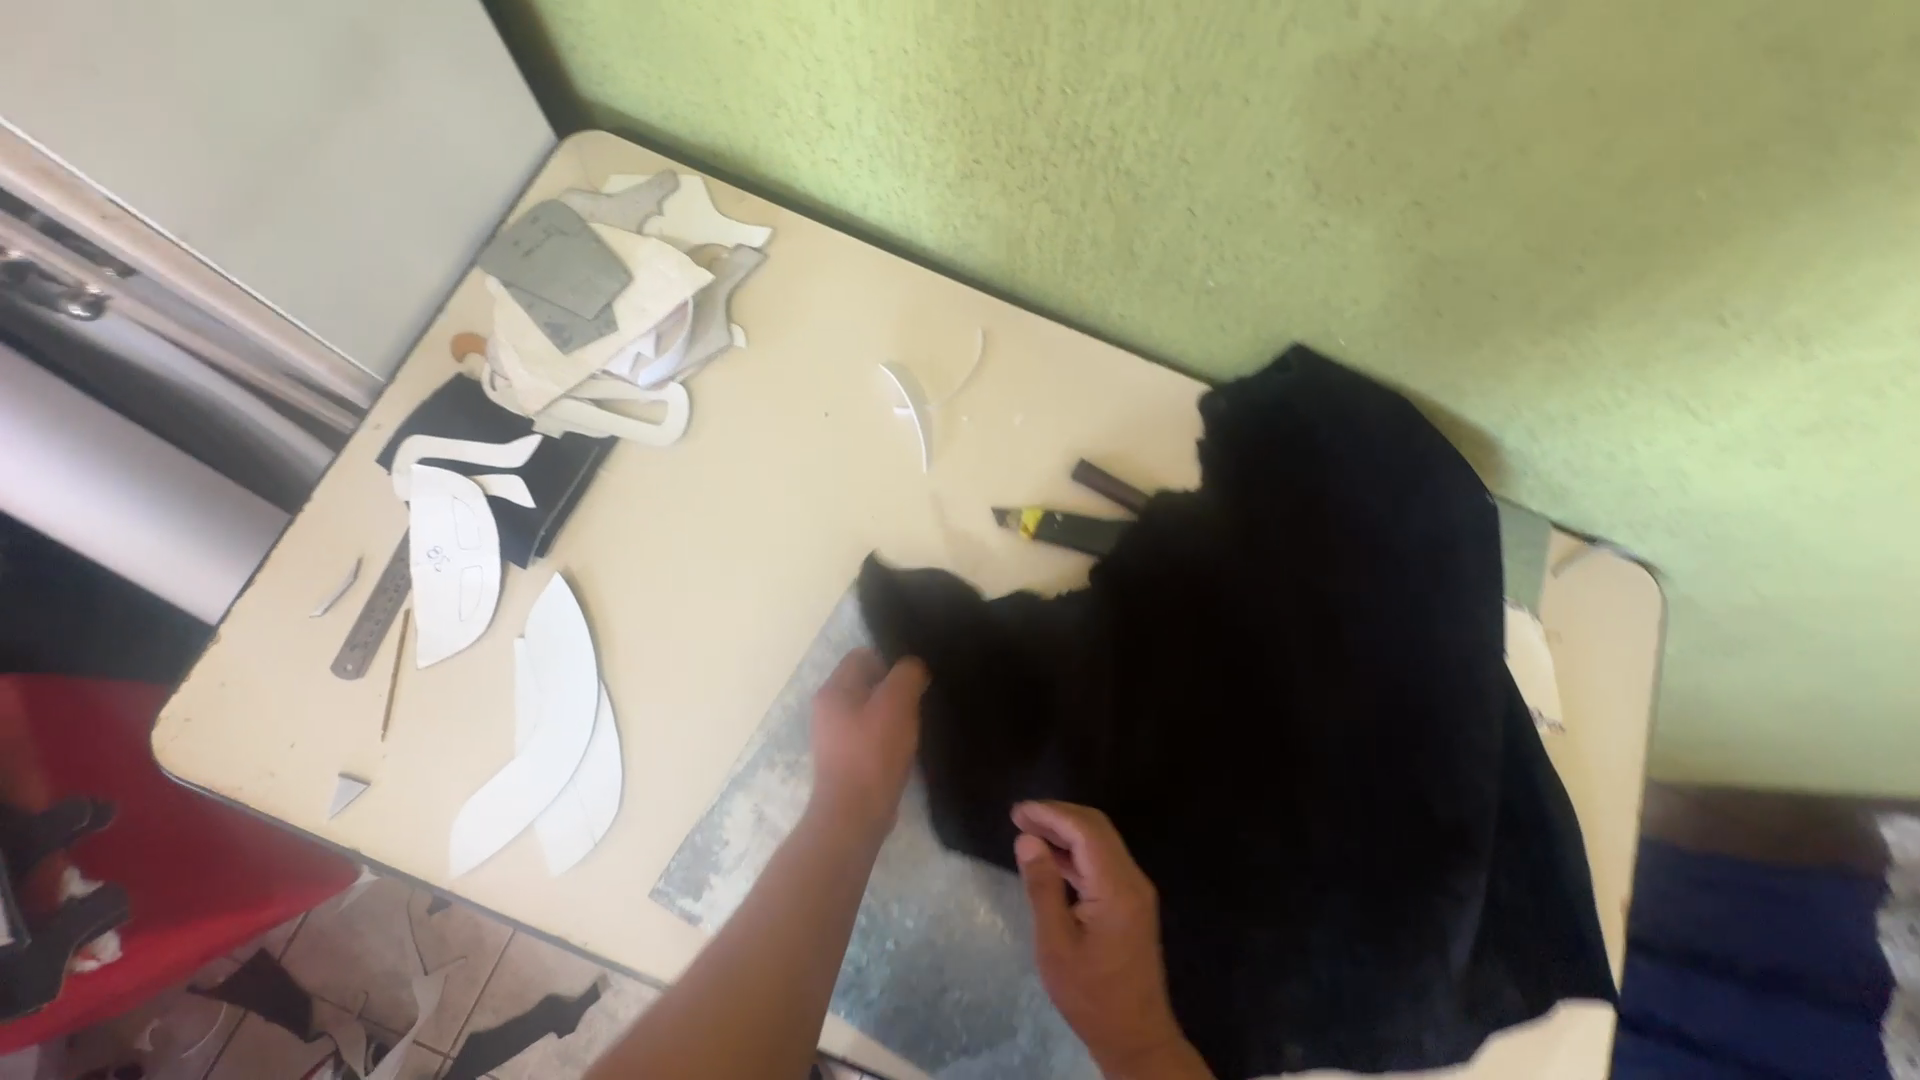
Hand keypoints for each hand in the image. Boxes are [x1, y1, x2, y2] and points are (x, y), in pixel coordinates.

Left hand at [808, 649, 927, 840]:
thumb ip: (907, 674)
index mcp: (833, 689)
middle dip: (895, 688)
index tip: (917, 673)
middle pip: (866, 683)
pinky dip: (889, 738)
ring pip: (870, 711)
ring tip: (918, 722)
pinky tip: (908, 746)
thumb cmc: (873, 752)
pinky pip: (871, 736)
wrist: (855, 814)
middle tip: (922, 696)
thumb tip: (914, 668)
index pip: (862, 655)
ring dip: (894, 714)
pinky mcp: (846, 761)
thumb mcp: (897, 703)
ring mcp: (835, 737)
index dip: (892, 659)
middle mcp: (828, 710)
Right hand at [1014, 801, 1212, 1079]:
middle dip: (1058, 816)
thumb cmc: (1090, 994)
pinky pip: (1103, 863)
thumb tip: (1028, 840)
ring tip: (1029, 832)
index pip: (1085, 831)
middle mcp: (1132, 880)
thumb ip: (1043, 886)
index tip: (1018, 812)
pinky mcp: (1131, 904)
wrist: (1135, 1036)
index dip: (1051, 814)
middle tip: (1020, 817)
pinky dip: (1077, 853)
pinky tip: (1051, 859)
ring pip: (1101, 843)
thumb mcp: (1056, 943)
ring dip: (1067, 832)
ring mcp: (1135, 892)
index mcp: (1117, 887)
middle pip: (1097, 829)